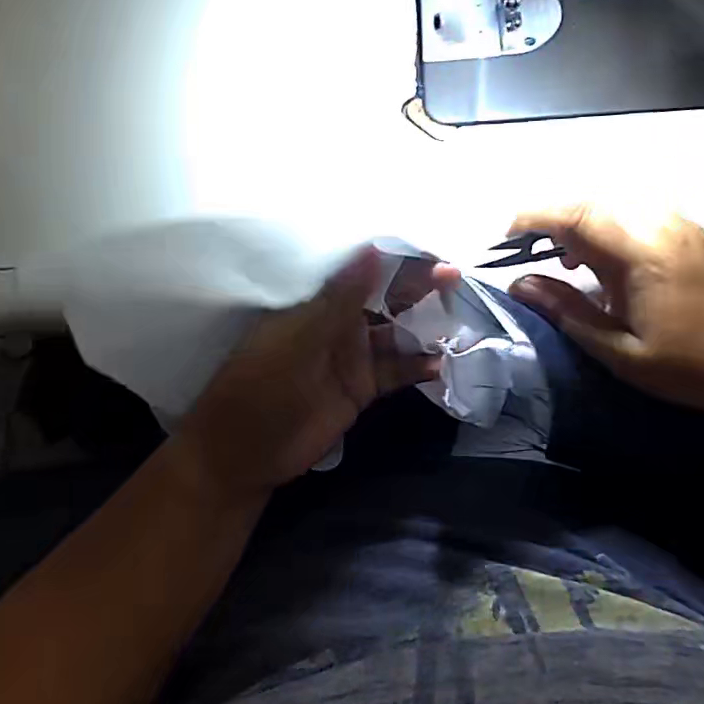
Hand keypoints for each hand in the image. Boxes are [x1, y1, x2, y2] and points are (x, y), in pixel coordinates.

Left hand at [175, 246, 461, 498]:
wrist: (244, 455)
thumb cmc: (260, 388)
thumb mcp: (297, 340)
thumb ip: (339, 299)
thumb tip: (373, 249)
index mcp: (316, 301)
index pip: (362, 270)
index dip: (396, 259)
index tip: (432, 253)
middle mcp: (338, 322)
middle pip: (385, 297)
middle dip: (419, 287)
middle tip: (455, 280)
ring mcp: (353, 355)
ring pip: (397, 332)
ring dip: (425, 326)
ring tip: (459, 321)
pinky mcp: (363, 386)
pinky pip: (398, 370)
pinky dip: (418, 366)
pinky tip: (440, 364)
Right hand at [505, 206, 703, 420]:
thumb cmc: (688, 367)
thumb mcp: (619, 349)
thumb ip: (567, 311)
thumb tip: (520, 284)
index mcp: (642, 252)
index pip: (578, 215)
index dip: (535, 219)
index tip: (506, 239)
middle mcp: (663, 226)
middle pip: (595, 203)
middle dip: (555, 221)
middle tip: (531, 255)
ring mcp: (682, 227)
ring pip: (618, 205)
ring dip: (584, 224)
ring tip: (566, 262)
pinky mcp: (694, 235)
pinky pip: (641, 214)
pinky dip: (611, 227)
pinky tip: (606, 261)